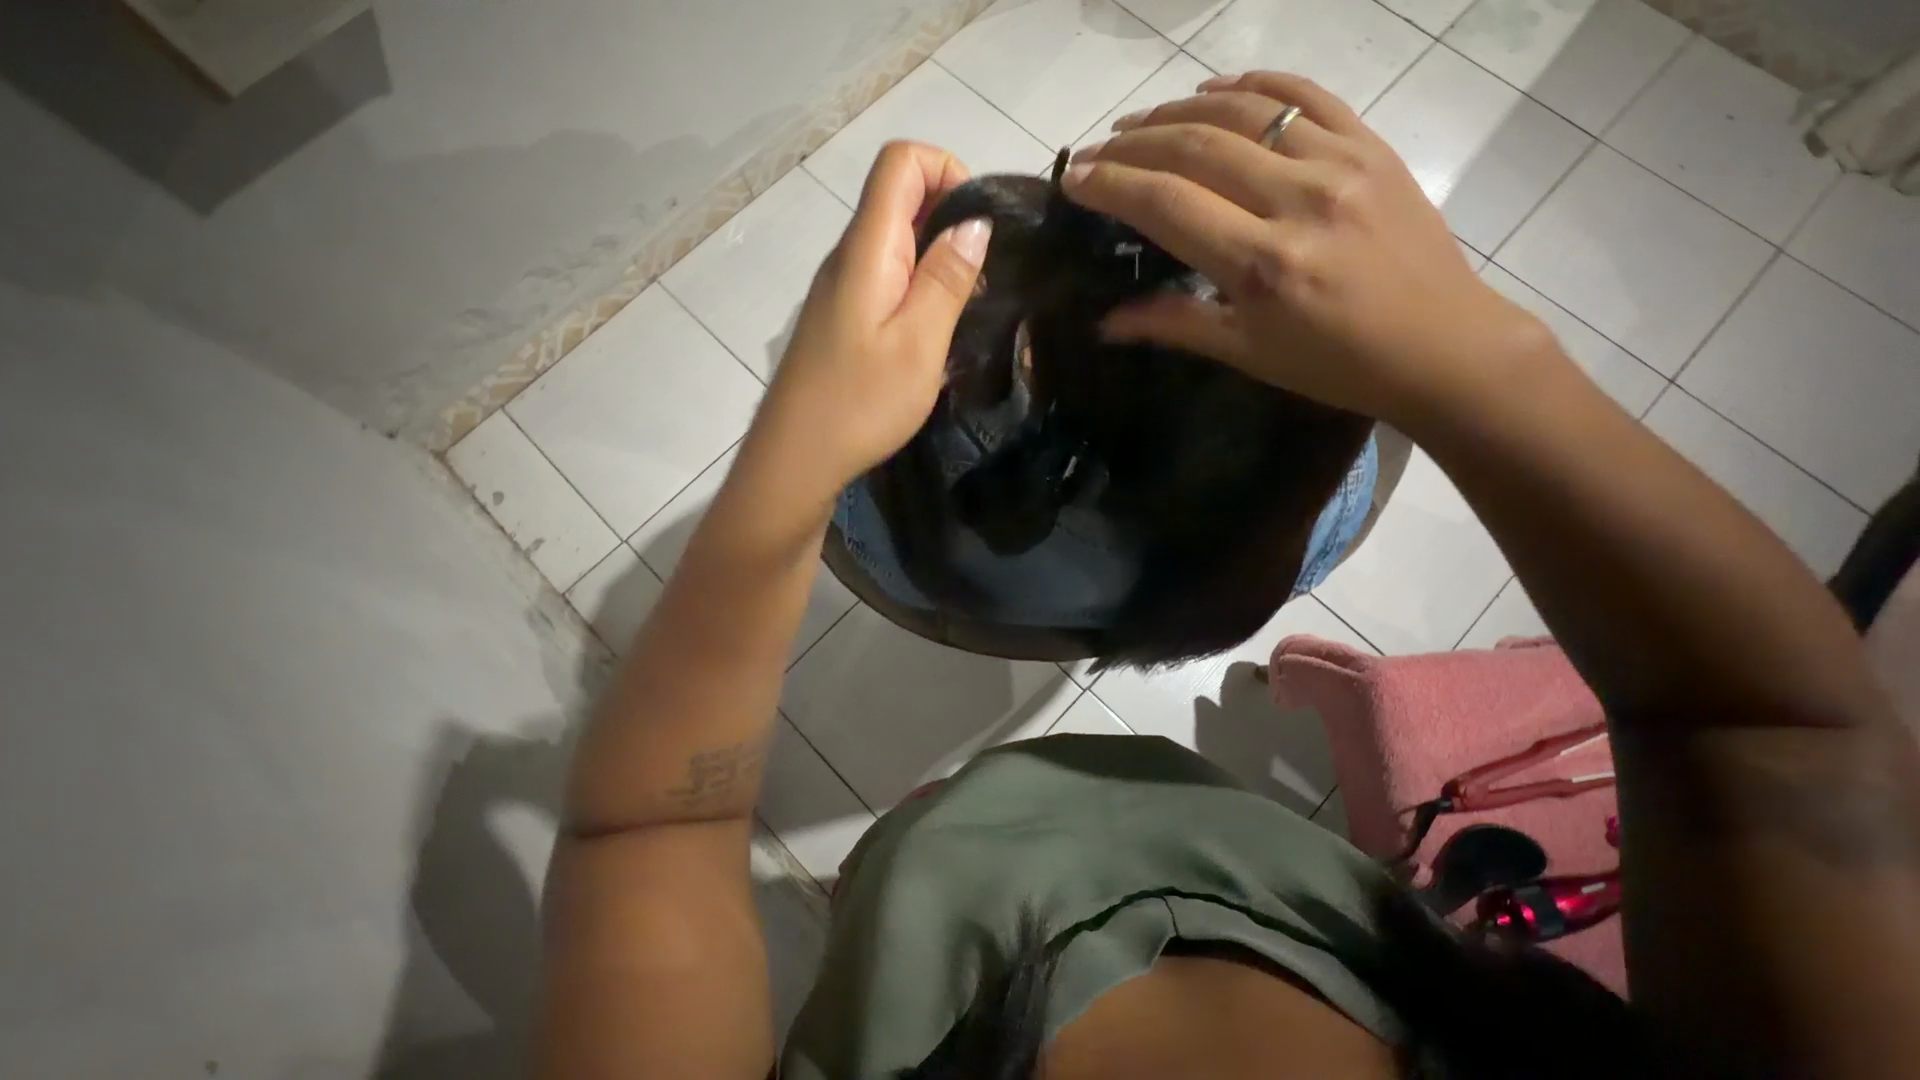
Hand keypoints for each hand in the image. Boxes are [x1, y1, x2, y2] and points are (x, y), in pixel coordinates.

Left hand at [754, 141, 991, 496]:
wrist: (796, 459)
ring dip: (938, 260)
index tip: (980, 226)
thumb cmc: (860, 404)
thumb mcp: (919, 343)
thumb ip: (946, 278)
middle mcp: (848, 256)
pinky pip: (885, 278)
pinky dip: (918, 288)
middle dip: (952, 220)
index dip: (948, 171)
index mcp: (867, 249)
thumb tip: (974, 222)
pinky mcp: (840, 317)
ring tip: (966, 310)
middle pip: (900, 198)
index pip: (901, 162)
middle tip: (983, 279)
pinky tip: (934, 334)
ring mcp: (840, 287)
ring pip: (896, 242)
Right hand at [1066, 72, 1551, 422]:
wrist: (1443, 346)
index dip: (1111, 184)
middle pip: (1196, 146)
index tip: (1074, 177)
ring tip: (1143, 121)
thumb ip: (1174, 325)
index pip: (1166, 202)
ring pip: (1245, 110)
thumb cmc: (1337, 364)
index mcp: (1262, 263)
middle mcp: (1297, 199)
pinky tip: (1216, 90)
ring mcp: (1340, 163)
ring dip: (1181, 108)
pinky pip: (1305, 94)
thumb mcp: (1248, 354)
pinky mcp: (1372, 145)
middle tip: (1099, 150)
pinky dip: (1253, 83)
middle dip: (1134, 142)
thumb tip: (1105, 320)